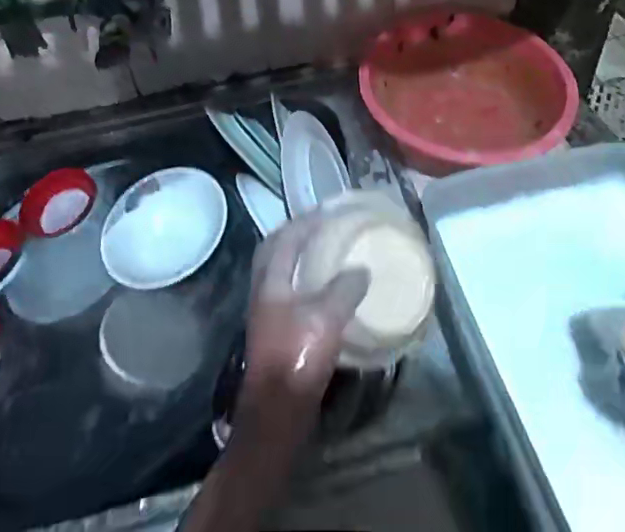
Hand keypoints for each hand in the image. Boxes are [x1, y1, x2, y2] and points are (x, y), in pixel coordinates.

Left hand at [244, 214, 370, 403]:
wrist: (279, 414)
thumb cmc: (298, 357)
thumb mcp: (327, 316)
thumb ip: (345, 287)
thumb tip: (360, 270)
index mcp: (270, 283)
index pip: (282, 239)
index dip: (303, 222)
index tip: (327, 211)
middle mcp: (264, 296)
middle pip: (277, 255)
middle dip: (298, 238)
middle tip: (327, 229)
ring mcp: (269, 318)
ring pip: (284, 277)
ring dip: (304, 262)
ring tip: (332, 255)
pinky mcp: (279, 337)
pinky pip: (293, 297)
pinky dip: (310, 286)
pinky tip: (331, 292)